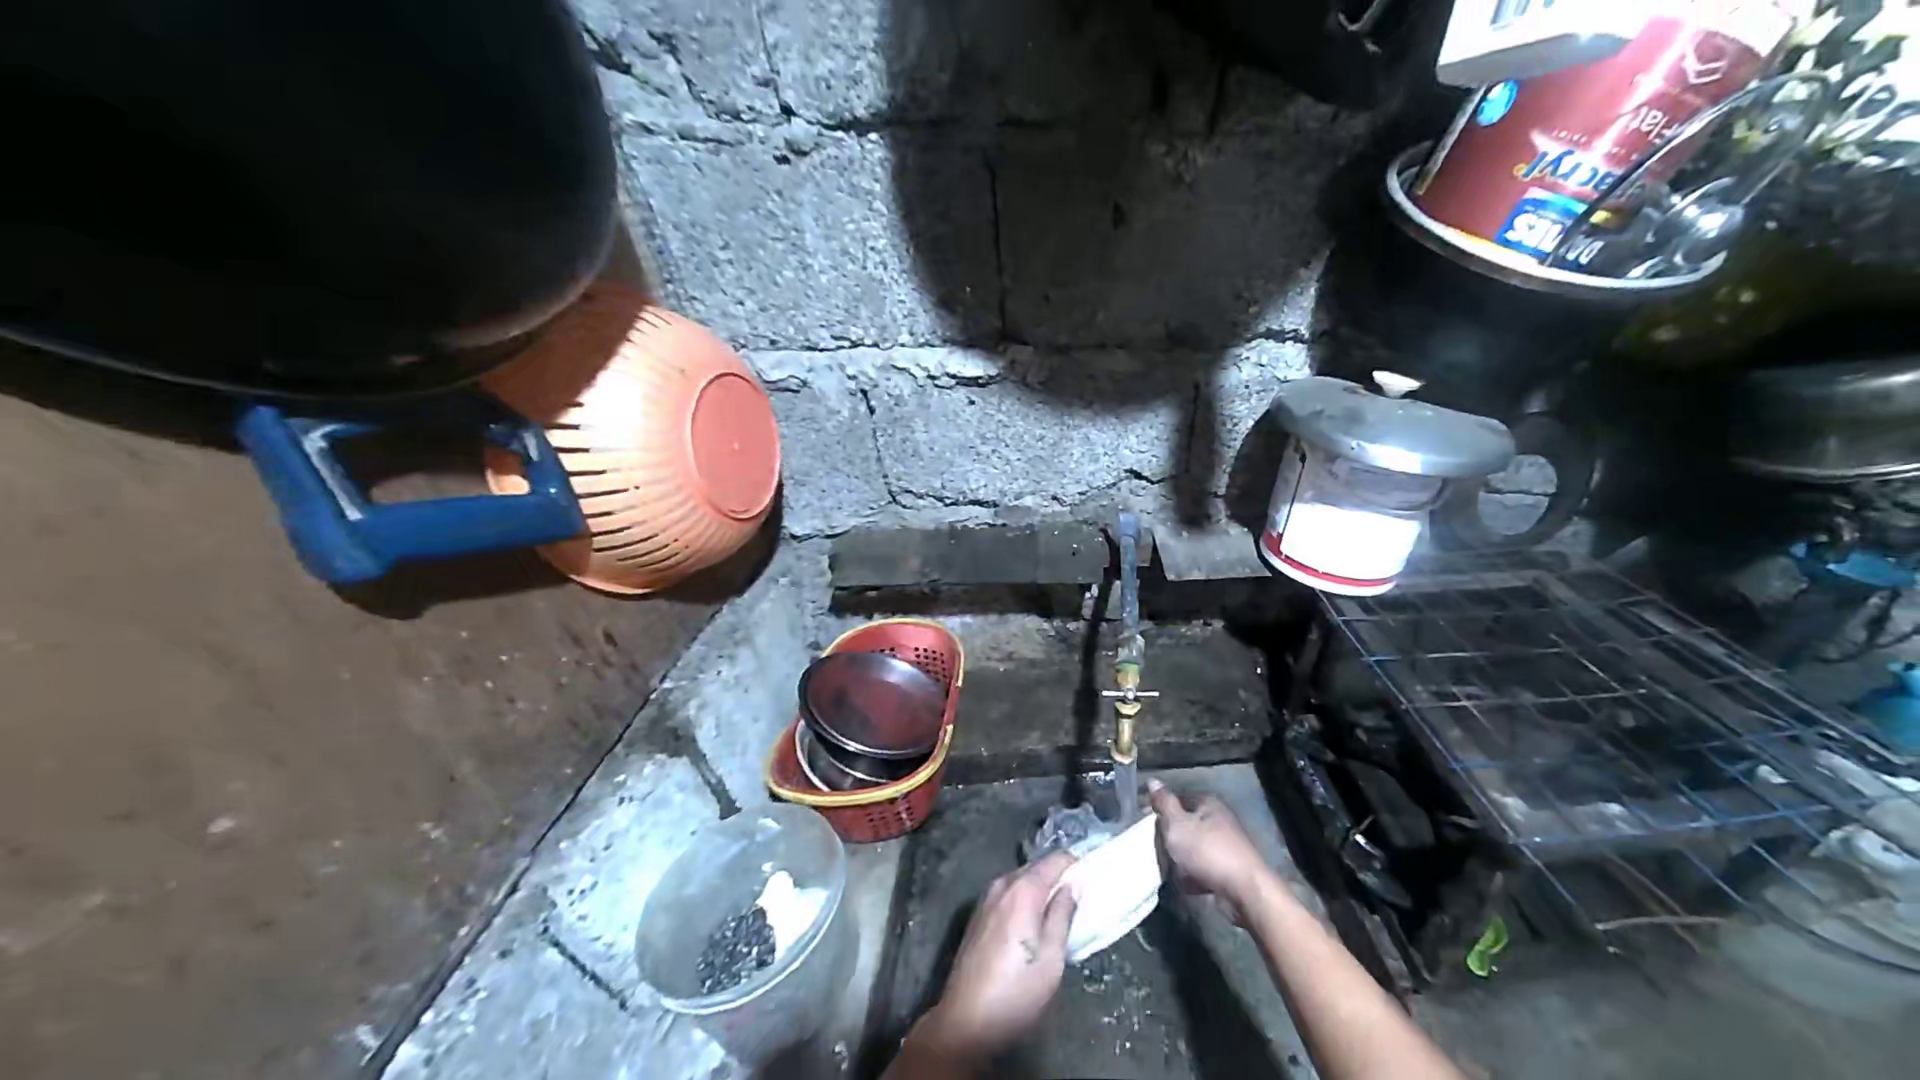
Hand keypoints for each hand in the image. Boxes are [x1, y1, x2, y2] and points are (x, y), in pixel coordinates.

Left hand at [918, 851, 1076, 1057]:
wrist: (967, 1019)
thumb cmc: (1017, 991)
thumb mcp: (1052, 957)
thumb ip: (1063, 914)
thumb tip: (1072, 885)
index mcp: (1022, 890)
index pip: (1054, 861)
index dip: (1074, 865)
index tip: (1090, 877)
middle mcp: (1001, 885)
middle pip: (1035, 868)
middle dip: (1057, 877)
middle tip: (1077, 899)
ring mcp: (985, 899)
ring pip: (1020, 881)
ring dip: (1039, 890)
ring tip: (1057, 913)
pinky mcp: (977, 915)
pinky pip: (1007, 895)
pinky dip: (1022, 900)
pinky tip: (1031, 923)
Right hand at [1148, 779, 1271, 920]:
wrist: (1244, 891)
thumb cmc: (1207, 851)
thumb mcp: (1177, 824)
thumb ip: (1163, 803)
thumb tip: (1153, 781)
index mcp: (1208, 803)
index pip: (1177, 798)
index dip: (1159, 808)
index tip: (1142, 821)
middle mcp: (1219, 820)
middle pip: (1185, 823)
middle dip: (1169, 835)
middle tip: (1152, 845)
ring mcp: (1226, 845)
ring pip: (1193, 846)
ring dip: (1180, 857)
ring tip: (1165, 866)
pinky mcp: (1229, 869)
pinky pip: (1202, 867)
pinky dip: (1192, 874)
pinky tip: (1182, 882)